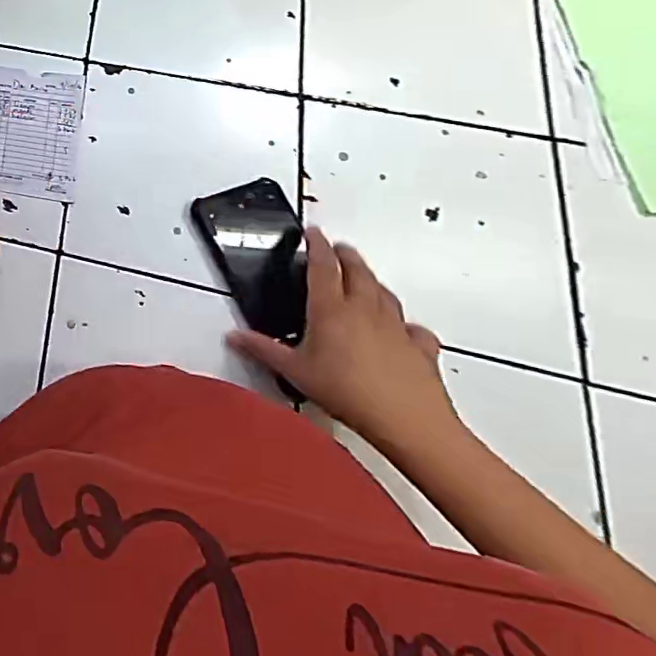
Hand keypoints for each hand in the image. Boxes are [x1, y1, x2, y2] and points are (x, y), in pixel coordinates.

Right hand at [228, 228, 457, 447]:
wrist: (409, 423)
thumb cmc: (347, 392)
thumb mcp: (294, 370)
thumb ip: (262, 349)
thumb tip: (234, 337)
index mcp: (331, 310)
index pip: (323, 267)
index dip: (317, 246)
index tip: (313, 233)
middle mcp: (365, 312)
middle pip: (358, 273)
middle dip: (347, 256)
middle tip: (338, 248)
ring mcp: (397, 329)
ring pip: (385, 294)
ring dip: (372, 281)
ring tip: (364, 278)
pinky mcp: (421, 349)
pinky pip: (413, 328)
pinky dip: (405, 323)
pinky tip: (403, 329)